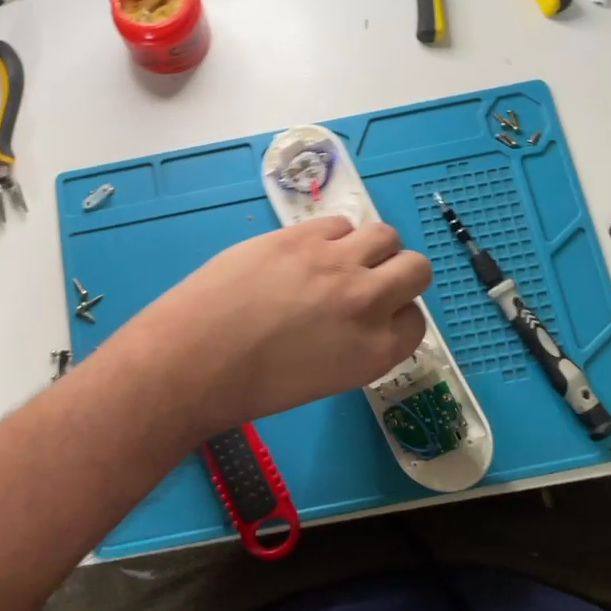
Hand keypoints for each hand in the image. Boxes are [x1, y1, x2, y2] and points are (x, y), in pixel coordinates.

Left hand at [114, 217, 430, 435]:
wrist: (194, 360)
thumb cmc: (252, 387)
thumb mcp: (325, 377)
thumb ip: (356, 344)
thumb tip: (357, 316)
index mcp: (376, 351)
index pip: (416, 320)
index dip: (396, 315)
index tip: (375, 316)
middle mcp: (368, 301)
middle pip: (416, 268)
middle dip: (397, 274)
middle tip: (366, 282)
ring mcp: (335, 262)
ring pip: (384, 234)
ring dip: (369, 248)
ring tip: (336, 261)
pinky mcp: (300, 236)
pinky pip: (338, 223)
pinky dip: (330, 236)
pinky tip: (303, 254)